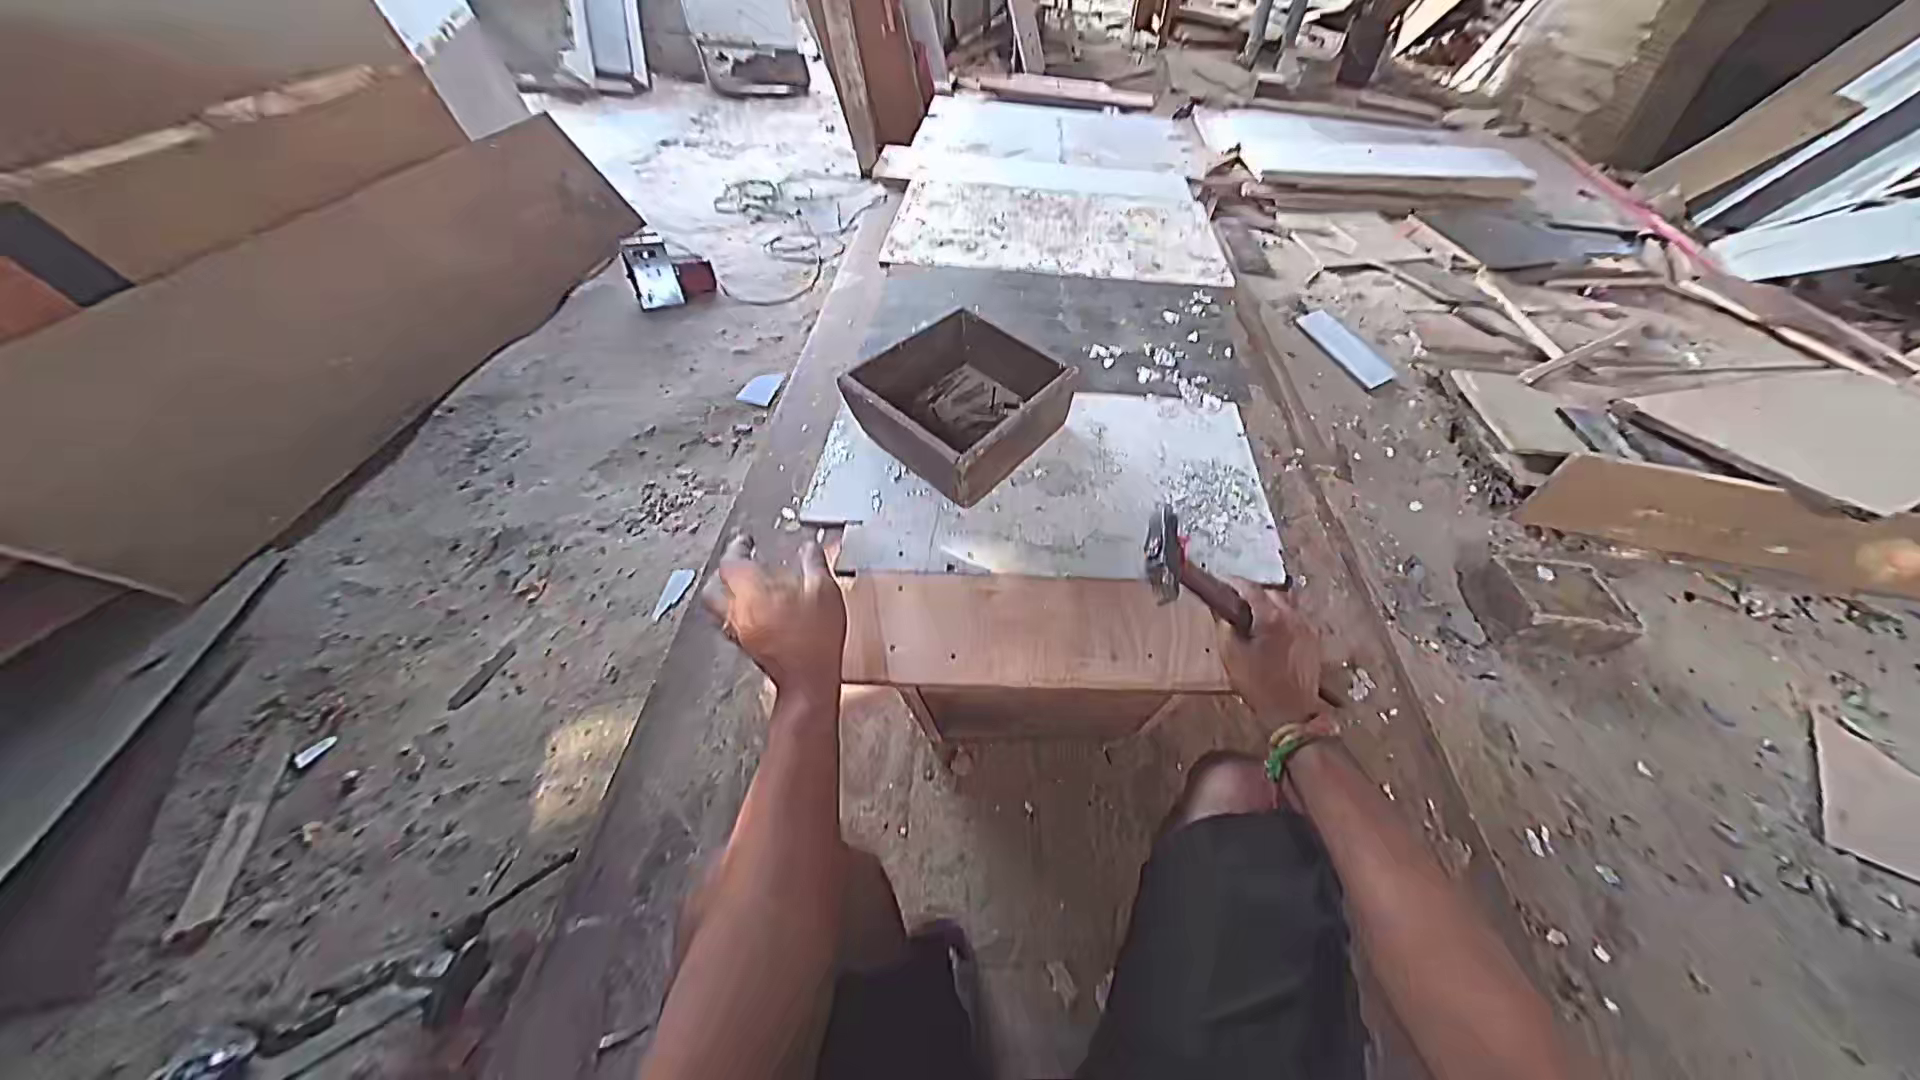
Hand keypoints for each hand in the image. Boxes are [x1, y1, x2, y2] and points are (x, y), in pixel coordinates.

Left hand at [702, 534, 846, 699]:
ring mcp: (738, 630)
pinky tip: (752, 609)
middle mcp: (737, 609)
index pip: (732, 561)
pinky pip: (728, 621)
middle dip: (724, 570)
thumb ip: (814, 563)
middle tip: (738, 560)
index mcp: (752, 590)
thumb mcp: (824, 590)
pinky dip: (734, 609)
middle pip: (714, 585)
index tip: (745, 540)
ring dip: (724, 590)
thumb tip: (810, 547)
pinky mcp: (744, 645)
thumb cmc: (815, 637)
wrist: (809, 679)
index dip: (738, 546)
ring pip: (716, 605)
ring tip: (741, 583)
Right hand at [1218, 579, 1323, 727]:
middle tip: (1235, 599)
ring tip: (1253, 613)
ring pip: (1286, 603)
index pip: (1250, 588)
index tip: (1221, 582)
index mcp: (1271, 617)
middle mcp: (1292, 617)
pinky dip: (1281, 616)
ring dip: (1269, 603)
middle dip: (1253, 591)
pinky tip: (1270, 629)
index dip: (1234, 582)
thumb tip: (1222, 612)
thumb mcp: (1231, 654)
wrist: (1292, 711)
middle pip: (1271, 592)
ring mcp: (1306, 628)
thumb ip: (1225, 627)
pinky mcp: (1313, 640)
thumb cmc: (1258, 683)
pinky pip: (1295, 617)